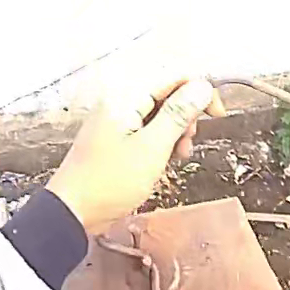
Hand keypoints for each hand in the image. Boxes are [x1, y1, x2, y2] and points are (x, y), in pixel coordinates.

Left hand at [45, 75, 225, 231]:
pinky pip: (148, 126)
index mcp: (126, 97)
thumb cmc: (110, 183)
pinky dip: (163, 139)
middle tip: (189, 141)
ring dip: (177, 129)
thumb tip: (203, 86)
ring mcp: (117, 117)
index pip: (174, 76)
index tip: (216, 114)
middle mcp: (121, 100)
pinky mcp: (117, 134)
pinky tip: (166, 158)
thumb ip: (179, 114)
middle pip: (168, 91)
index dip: (201, 91)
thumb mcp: (152, 149)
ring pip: (161, 110)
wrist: (72, 213)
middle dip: (187, 114)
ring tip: (178, 154)